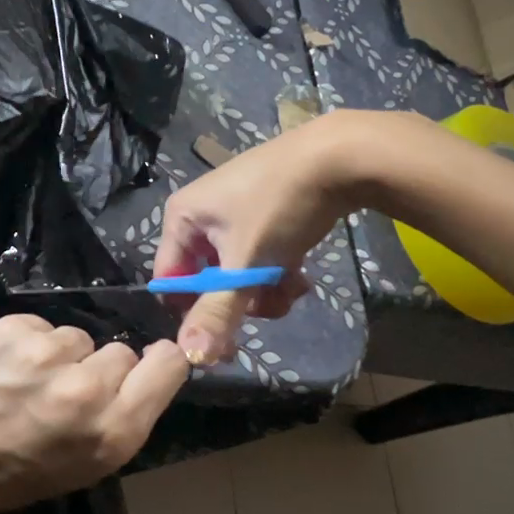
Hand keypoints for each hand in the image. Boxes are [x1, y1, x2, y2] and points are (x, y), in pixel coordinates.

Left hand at [0, 316, 188, 513]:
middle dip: (100, 368)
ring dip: (62, 354)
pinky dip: (30, 342)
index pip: (168, 365)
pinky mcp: (13, 328)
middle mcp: (87, 386)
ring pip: (78, 336)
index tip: (141, 369)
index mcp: (114, 430)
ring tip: (28, 382)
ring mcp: (47, 352)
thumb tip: (142, 375)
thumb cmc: (14, 474)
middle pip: (122, 351)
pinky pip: (42, 325)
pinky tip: (6, 367)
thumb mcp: (86, 466)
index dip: (157, 364)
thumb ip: (121, 419)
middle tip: (66, 392)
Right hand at [156, 110, 402, 363]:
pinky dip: (276, 271)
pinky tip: (301, 274)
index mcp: (181, 218)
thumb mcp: (247, 262)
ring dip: (263, 289)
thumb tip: (190, 357)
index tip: (225, 337)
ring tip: (293, 288)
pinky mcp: (264, 213)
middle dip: (239, 300)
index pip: (171, 280)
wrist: (342, 157)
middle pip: (207, 279)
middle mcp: (201, 214)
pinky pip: (258, 257)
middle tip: (270, 307)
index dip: (194, 313)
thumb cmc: (280, 205)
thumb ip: (218, 311)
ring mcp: (234, 213)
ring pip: (238, 272)